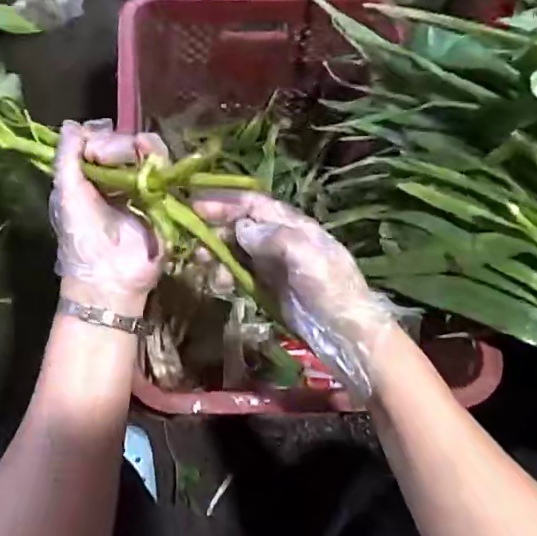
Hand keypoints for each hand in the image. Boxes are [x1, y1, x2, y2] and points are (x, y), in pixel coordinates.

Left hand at [51, 119, 167, 313]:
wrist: (109, 276)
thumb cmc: (81, 238)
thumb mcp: (66, 194)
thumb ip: (66, 158)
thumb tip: (72, 124)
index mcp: (93, 178)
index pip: (102, 142)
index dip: (101, 138)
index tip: (94, 149)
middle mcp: (120, 180)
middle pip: (128, 144)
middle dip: (120, 143)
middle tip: (109, 156)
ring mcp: (145, 190)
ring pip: (152, 154)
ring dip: (144, 148)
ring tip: (138, 154)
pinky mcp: (167, 201)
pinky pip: (170, 174)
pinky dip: (164, 163)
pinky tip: (156, 164)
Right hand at [193, 191, 400, 396]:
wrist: (347, 334)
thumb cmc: (331, 291)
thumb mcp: (307, 258)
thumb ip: (274, 238)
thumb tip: (240, 227)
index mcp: (294, 226)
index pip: (254, 204)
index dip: (224, 201)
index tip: (194, 204)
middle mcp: (281, 240)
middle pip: (241, 224)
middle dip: (214, 227)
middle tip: (189, 238)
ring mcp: (274, 264)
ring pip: (237, 248)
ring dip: (216, 251)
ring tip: (200, 262)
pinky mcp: (269, 287)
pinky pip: (240, 272)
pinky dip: (225, 273)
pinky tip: (217, 283)